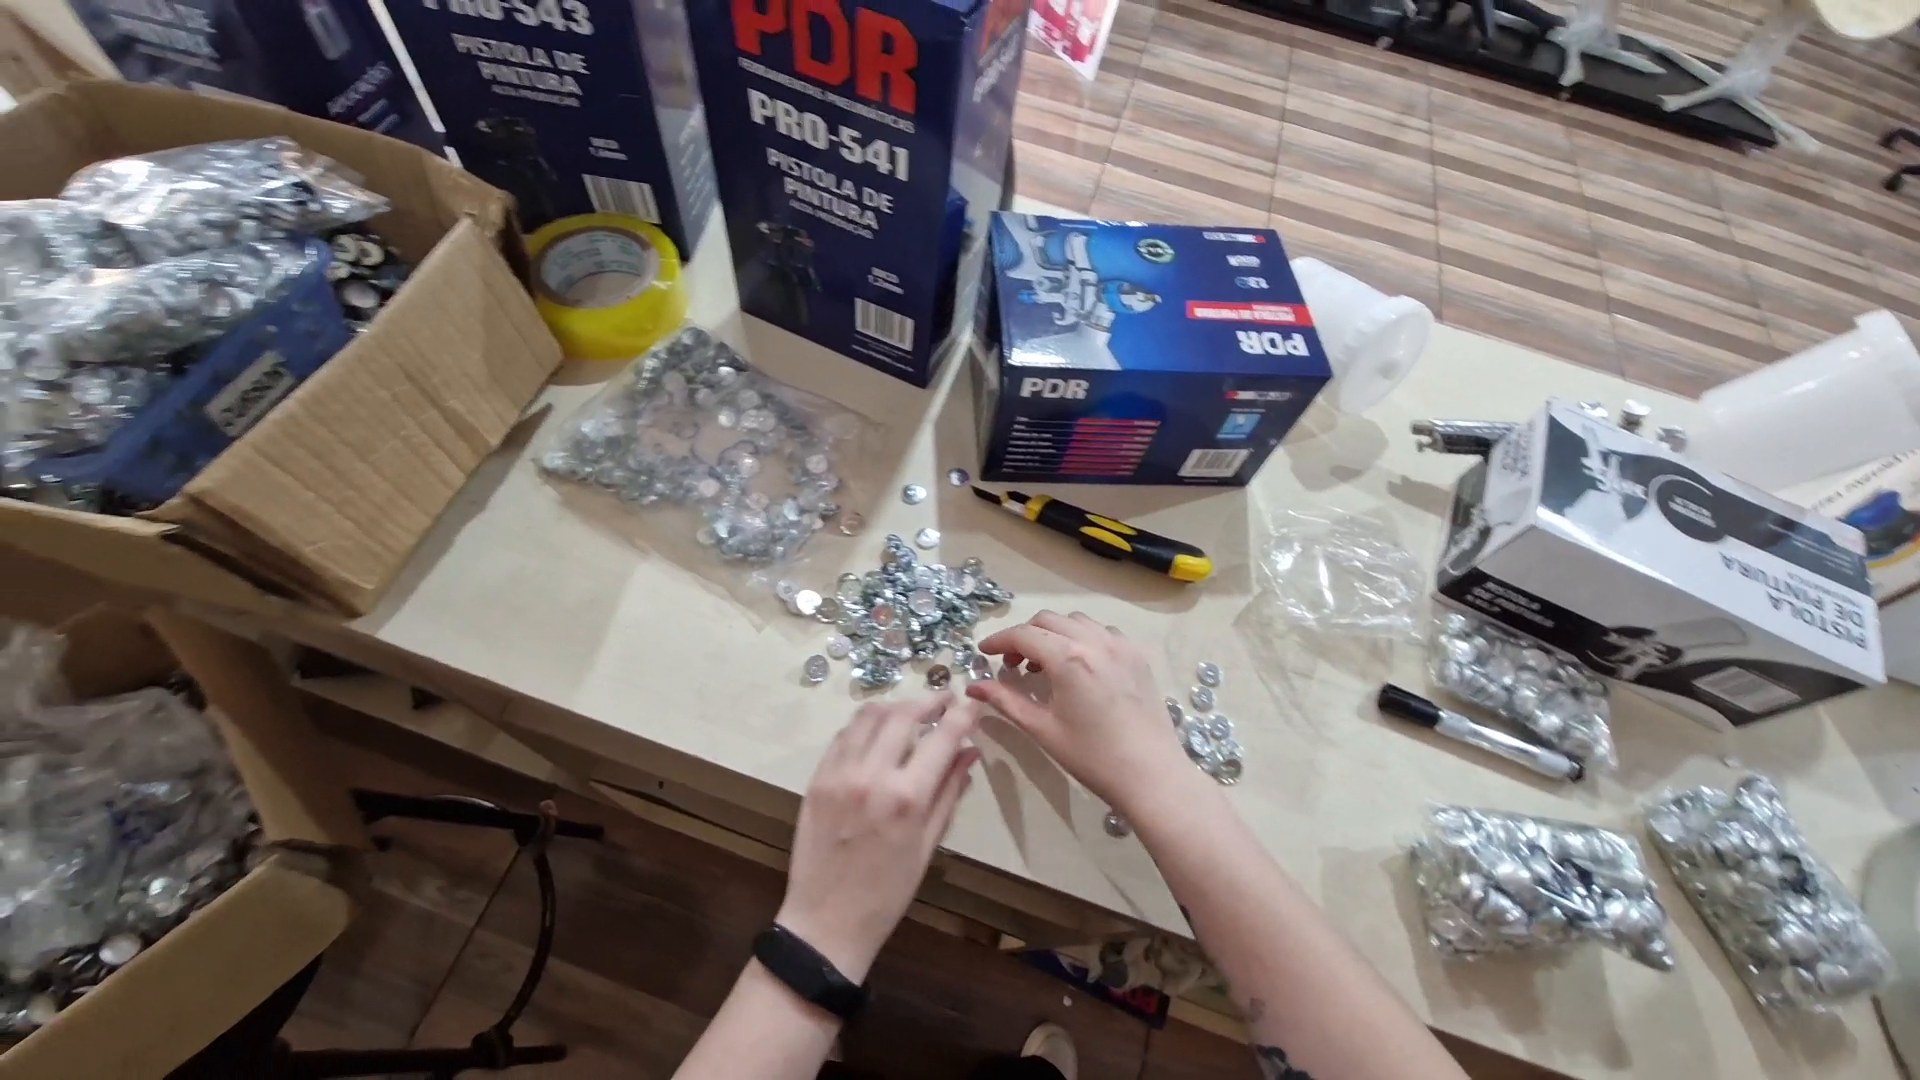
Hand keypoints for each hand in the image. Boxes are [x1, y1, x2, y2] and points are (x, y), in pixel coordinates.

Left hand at [776, 695, 980, 984]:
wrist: (826, 922)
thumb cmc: (887, 892)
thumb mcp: (928, 844)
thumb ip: (949, 791)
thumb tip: (970, 751)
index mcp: (907, 797)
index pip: (942, 737)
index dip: (962, 714)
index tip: (972, 702)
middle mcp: (872, 775)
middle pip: (904, 715)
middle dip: (929, 701)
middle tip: (944, 701)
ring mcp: (839, 774)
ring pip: (869, 716)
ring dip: (895, 707)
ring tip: (911, 713)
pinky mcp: (817, 778)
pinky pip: (843, 736)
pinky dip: (865, 725)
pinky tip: (877, 733)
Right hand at [966, 611, 1190, 813]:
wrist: (1151, 775)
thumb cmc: (1093, 757)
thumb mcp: (1043, 729)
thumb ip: (1007, 701)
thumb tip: (974, 687)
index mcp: (1069, 659)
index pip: (1023, 635)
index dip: (999, 641)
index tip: (983, 652)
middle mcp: (1095, 641)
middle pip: (1048, 620)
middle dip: (1024, 636)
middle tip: (1012, 664)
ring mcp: (1120, 645)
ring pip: (1076, 620)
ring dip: (1053, 633)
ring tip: (1045, 665)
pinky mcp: (1137, 655)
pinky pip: (1102, 631)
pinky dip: (1082, 637)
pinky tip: (1079, 665)